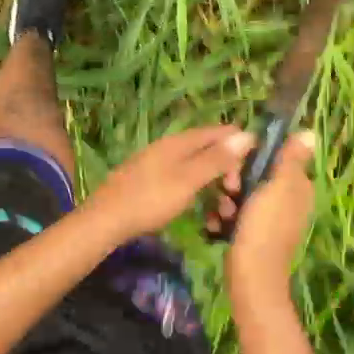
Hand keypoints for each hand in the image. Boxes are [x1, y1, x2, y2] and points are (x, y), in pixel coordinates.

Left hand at [85, 125, 256, 242]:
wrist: (106, 220)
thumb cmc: (150, 199)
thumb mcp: (188, 180)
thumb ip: (217, 158)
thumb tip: (247, 134)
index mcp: (181, 142)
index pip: (221, 132)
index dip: (239, 150)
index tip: (246, 177)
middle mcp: (171, 148)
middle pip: (209, 152)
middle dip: (227, 173)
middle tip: (233, 199)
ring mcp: (159, 165)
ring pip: (197, 171)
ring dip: (214, 190)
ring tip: (222, 215)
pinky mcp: (152, 183)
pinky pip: (183, 184)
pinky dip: (197, 197)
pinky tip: (201, 216)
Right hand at [210, 130, 315, 282]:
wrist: (250, 274)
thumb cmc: (264, 227)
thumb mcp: (279, 186)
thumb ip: (291, 159)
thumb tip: (312, 132)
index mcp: (298, 187)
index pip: (275, 157)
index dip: (253, 157)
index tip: (238, 165)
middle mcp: (286, 201)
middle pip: (255, 176)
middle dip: (235, 181)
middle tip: (228, 191)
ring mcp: (268, 219)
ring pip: (240, 196)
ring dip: (226, 201)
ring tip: (224, 214)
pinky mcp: (252, 234)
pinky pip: (234, 216)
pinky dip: (225, 220)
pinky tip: (219, 226)